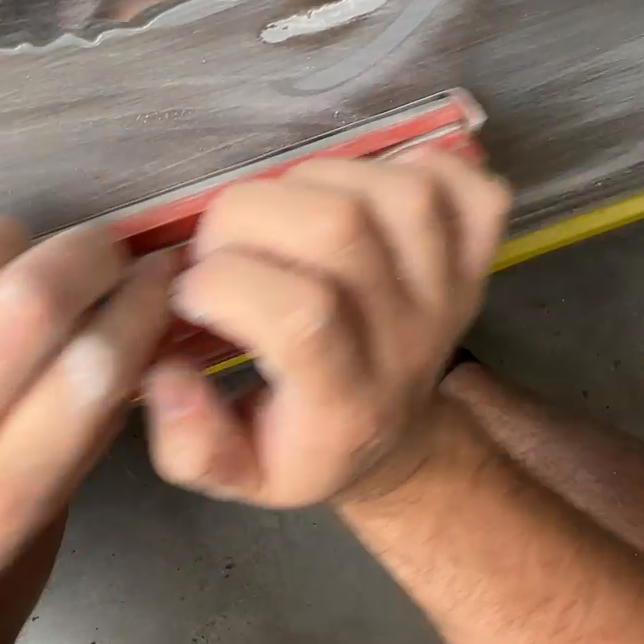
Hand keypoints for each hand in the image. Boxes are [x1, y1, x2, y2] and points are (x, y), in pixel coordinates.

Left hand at [0, 220, 175, 643]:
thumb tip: (137, 332)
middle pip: (23, 312)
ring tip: (9, 247)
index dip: (139, 303)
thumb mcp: (35, 518)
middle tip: (101, 247)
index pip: (92, 371)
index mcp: (7, 492)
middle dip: (83, 256)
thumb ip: (86, 429)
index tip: (156, 273)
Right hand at [142, 152, 509, 508]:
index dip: (225, 284)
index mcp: (347, 406)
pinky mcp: (474, 261)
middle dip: (248, 214)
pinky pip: (463, 188)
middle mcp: (408, 344)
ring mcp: (450, 295)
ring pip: (394, 193)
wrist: (395, 441)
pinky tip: (357, 195)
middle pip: (341, 231)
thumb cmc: (304, 448)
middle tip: (219, 243)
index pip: (299, 317)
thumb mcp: (240, 477)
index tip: (189, 293)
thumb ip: (192, 445)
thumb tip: (169, 373)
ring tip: (277, 215)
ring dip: (311, 181)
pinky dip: (410, 166)